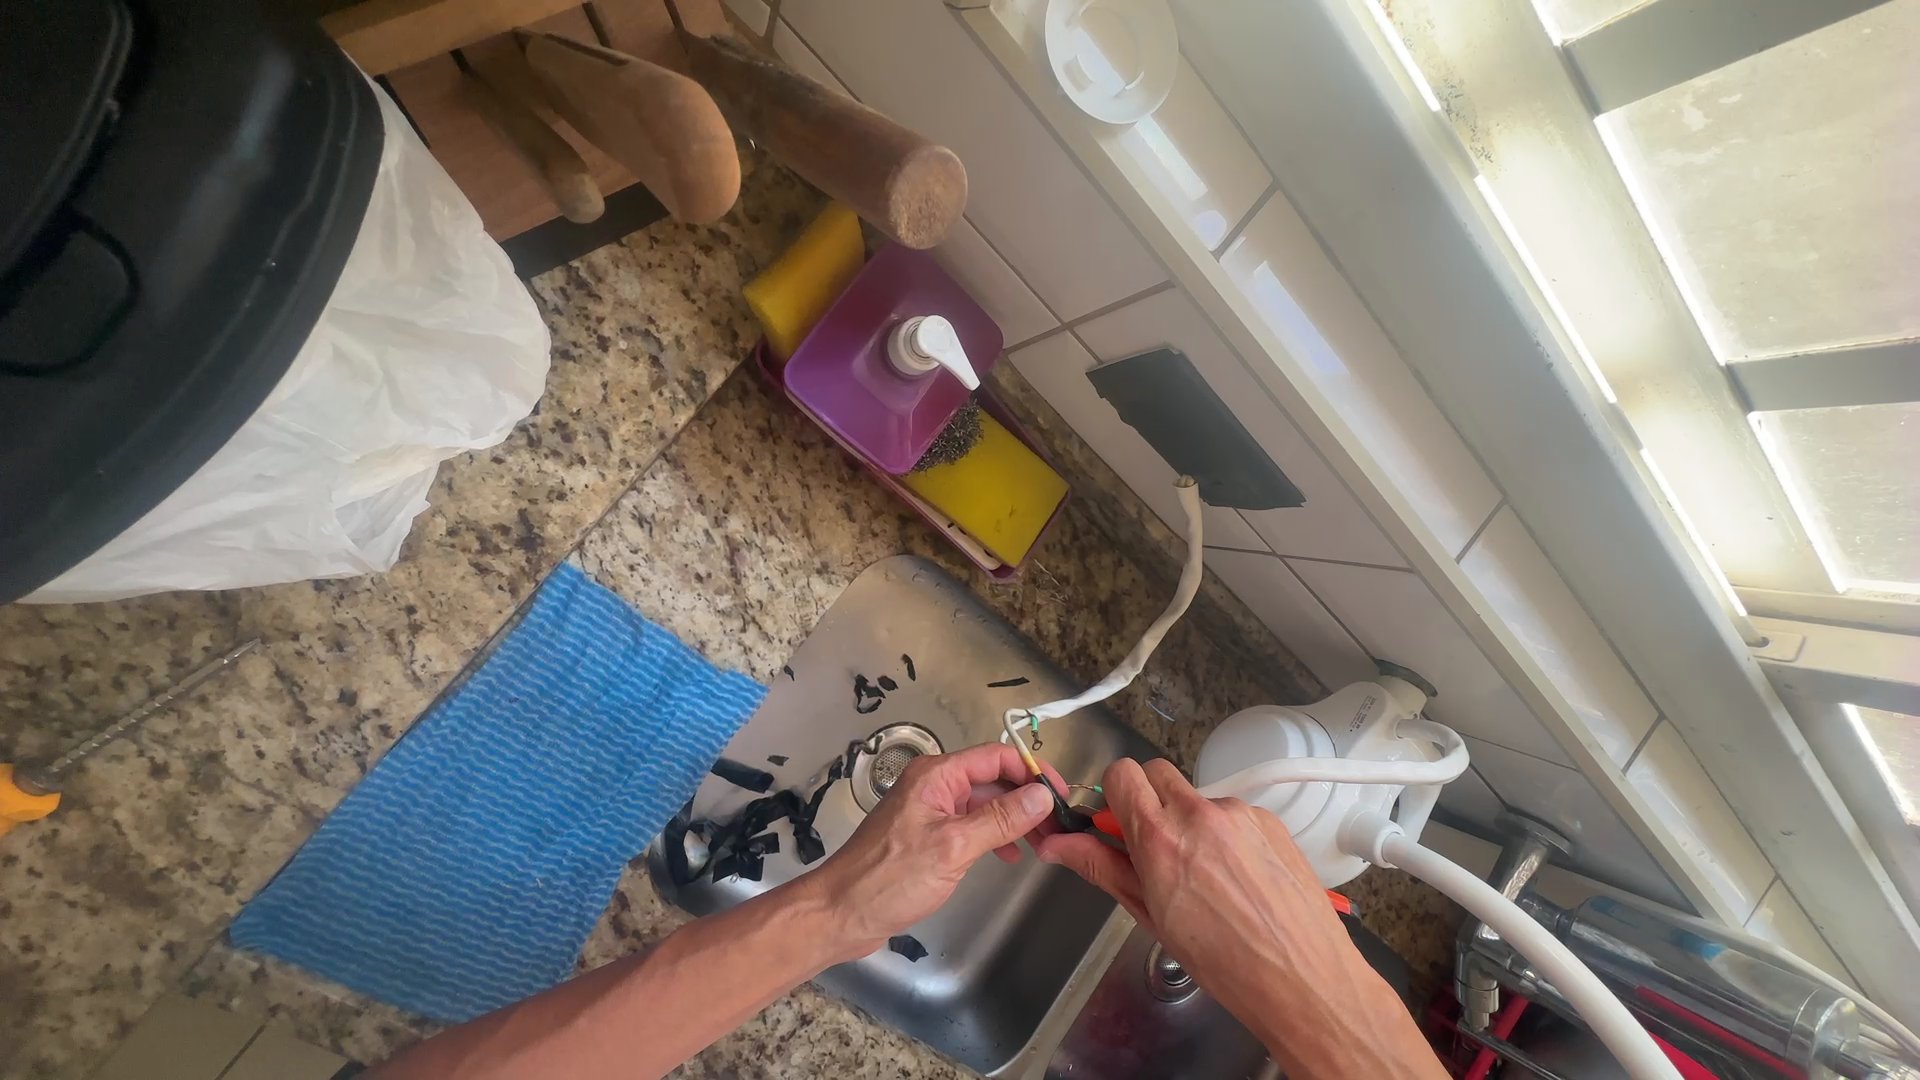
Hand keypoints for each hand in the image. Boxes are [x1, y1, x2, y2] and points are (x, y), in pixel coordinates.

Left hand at [799, 742, 1064, 961]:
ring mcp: (931, 809)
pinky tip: (1010, 856)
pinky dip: (994, 836)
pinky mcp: (928, 835)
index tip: (1060, 794)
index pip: (995, 757)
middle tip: (1057, 826)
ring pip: (983, 803)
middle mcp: (934, 784)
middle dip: (1026, 799)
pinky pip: (970, 824)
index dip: (1031, 771)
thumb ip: (1000, 819)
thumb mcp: (953, 847)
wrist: (841, 913)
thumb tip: (1041, 794)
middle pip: (991, 779)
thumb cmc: (891, 877)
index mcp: (937, 774)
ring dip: (1013, 819)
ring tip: (1042, 843)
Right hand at [1035, 759, 1442, 1079]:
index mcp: (1159, 838)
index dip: (1115, 794)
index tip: (1119, 820)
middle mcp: (1197, 814)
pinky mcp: (1268, 818)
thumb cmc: (1225, 963)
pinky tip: (1240, 875)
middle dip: (1149, 799)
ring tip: (1209, 874)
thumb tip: (1059, 845)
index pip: (1120, 773)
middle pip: (1155, 772)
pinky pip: (1232, 811)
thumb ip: (1102, 867)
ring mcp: (1237, 813)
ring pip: (1195, 795)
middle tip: (1158, 843)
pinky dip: (1227, 833)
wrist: (1306, 981)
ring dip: (1191, 820)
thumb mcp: (1150, 916)